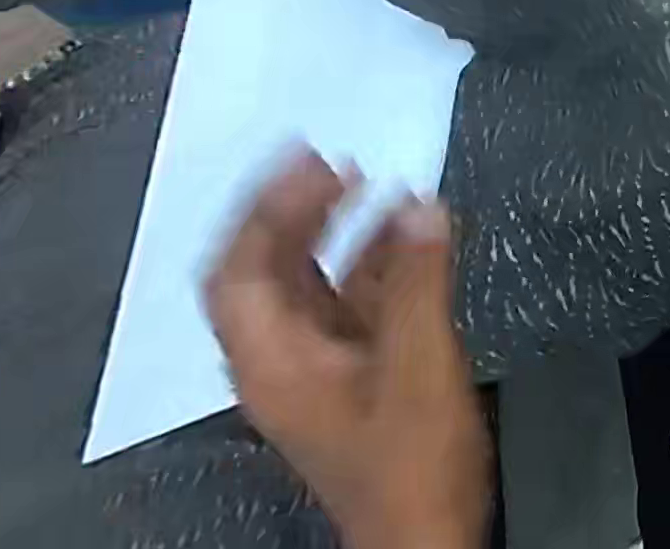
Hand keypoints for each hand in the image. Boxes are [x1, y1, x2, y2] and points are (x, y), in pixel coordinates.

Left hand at [203, 150, 489, 548]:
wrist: (427, 523)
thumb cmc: (411, 451)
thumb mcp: (417, 364)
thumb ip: (418, 284)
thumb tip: (424, 205)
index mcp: (277, 359)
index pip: (242, 273)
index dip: (265, 212)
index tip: (307, 158)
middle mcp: (288, 354)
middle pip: (272, 272)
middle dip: (295, 212)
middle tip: (338, 158)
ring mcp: (328, 358)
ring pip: (318, 280)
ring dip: (341, 230)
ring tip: (376, 181)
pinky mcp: (366, 360)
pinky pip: (361, 294)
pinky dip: (380, 257)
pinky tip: (413, 231)